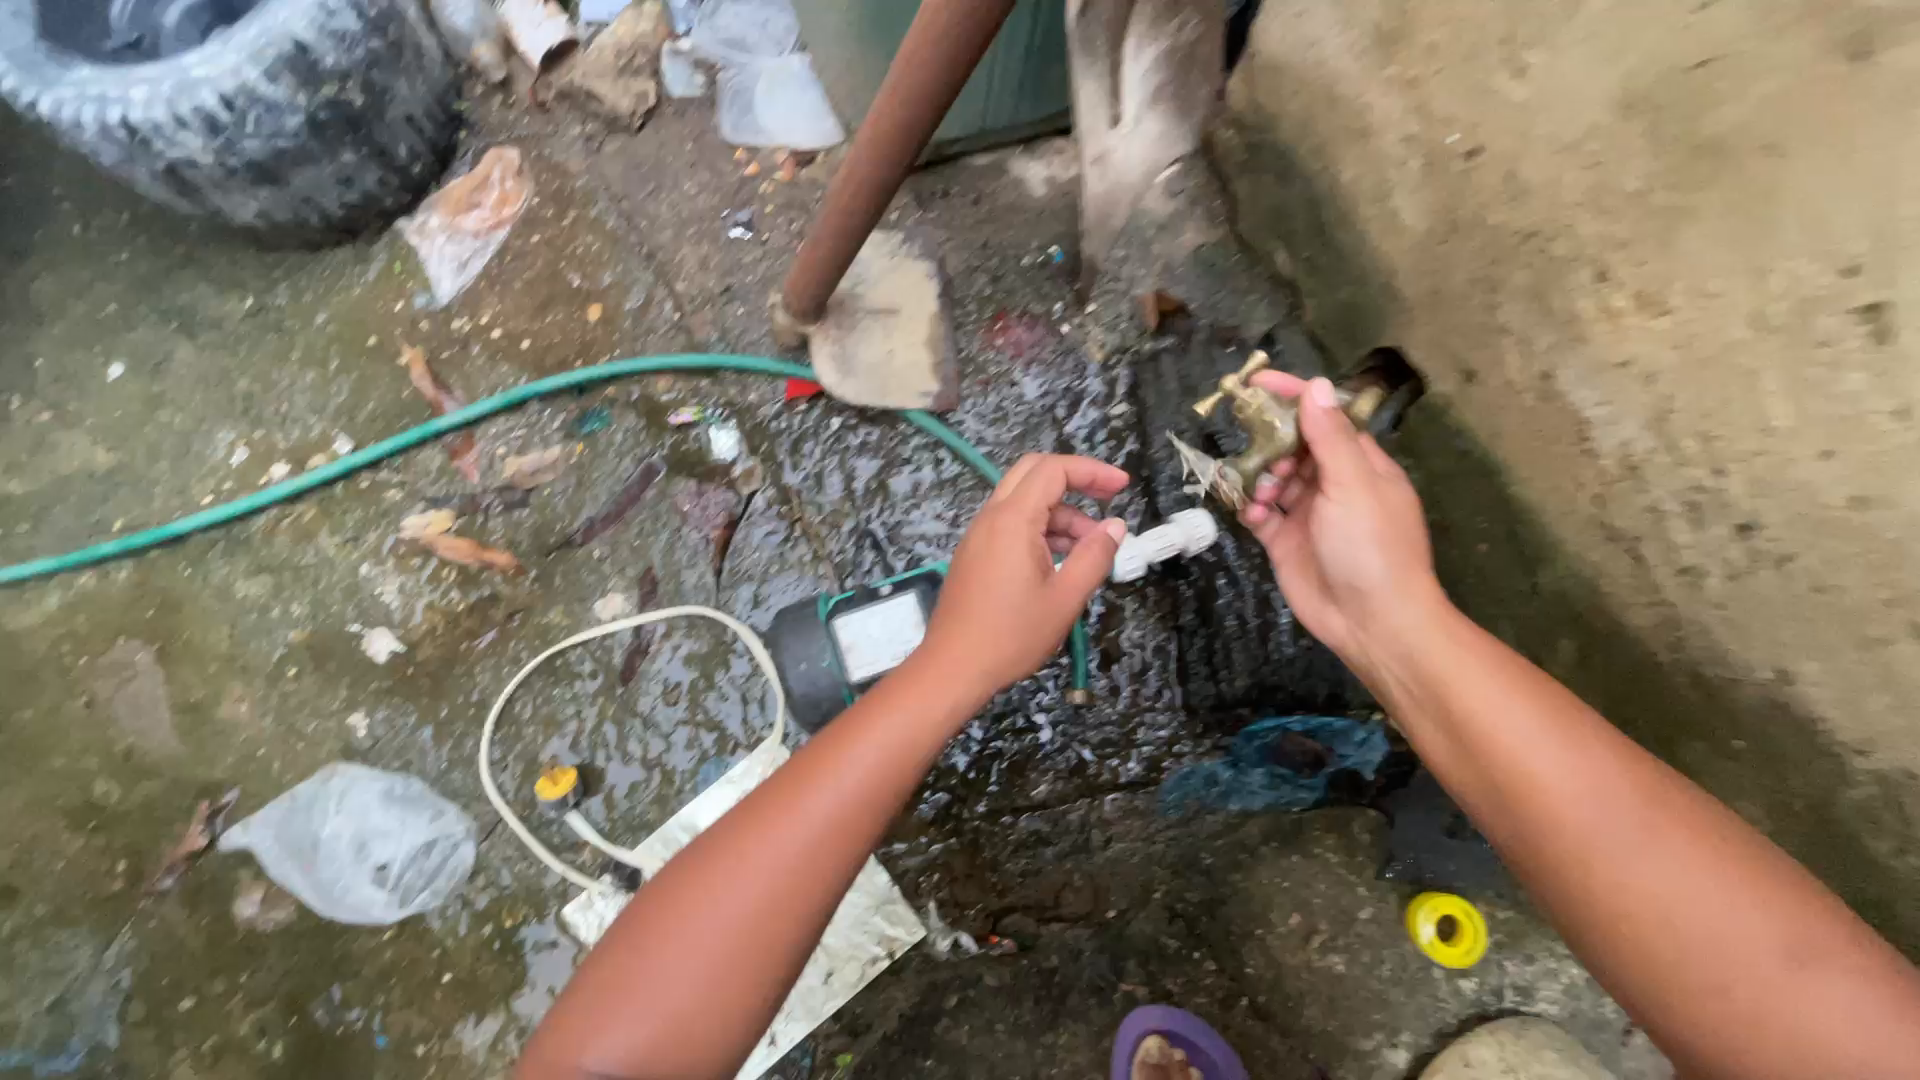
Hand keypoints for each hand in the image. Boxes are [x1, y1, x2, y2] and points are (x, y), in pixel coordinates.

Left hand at [917, 453, 1129, 698]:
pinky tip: (1062, 560)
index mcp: (1012, 520)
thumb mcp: (1064, 598)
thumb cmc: (1011, 636)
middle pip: (1033, 474)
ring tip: (1092, 547)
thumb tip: (1115, 527)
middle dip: (1074, 479)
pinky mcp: (975, 555)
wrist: (953, 667)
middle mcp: (991, 518)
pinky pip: (1010, 526)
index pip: (1053, 470)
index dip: (1092, 471)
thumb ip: (1094, 556)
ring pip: (1023, 502)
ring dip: (1060, 513)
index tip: (1122, 486)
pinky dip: (1041, 530)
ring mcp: (979, 536)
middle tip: (1108, 498)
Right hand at [1238, 373, 1444, 670]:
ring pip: (1271, 479)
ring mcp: (1307, 514)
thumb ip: (1329, 437)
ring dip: (1260, 479)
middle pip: (1292, 447)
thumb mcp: (1353, 484)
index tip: (1257, 383)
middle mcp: (1333, 484)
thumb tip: (1314, 386)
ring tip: (1263, 494)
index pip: (1324, 419)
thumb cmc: (1372, 547)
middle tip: (1258, 452)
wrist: (1370, 620)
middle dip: (1270, 444)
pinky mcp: (1285, 541)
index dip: (1293, 398)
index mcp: (1361, 464)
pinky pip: (1259, 514)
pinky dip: (1250, 509)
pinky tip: (1252, 515)